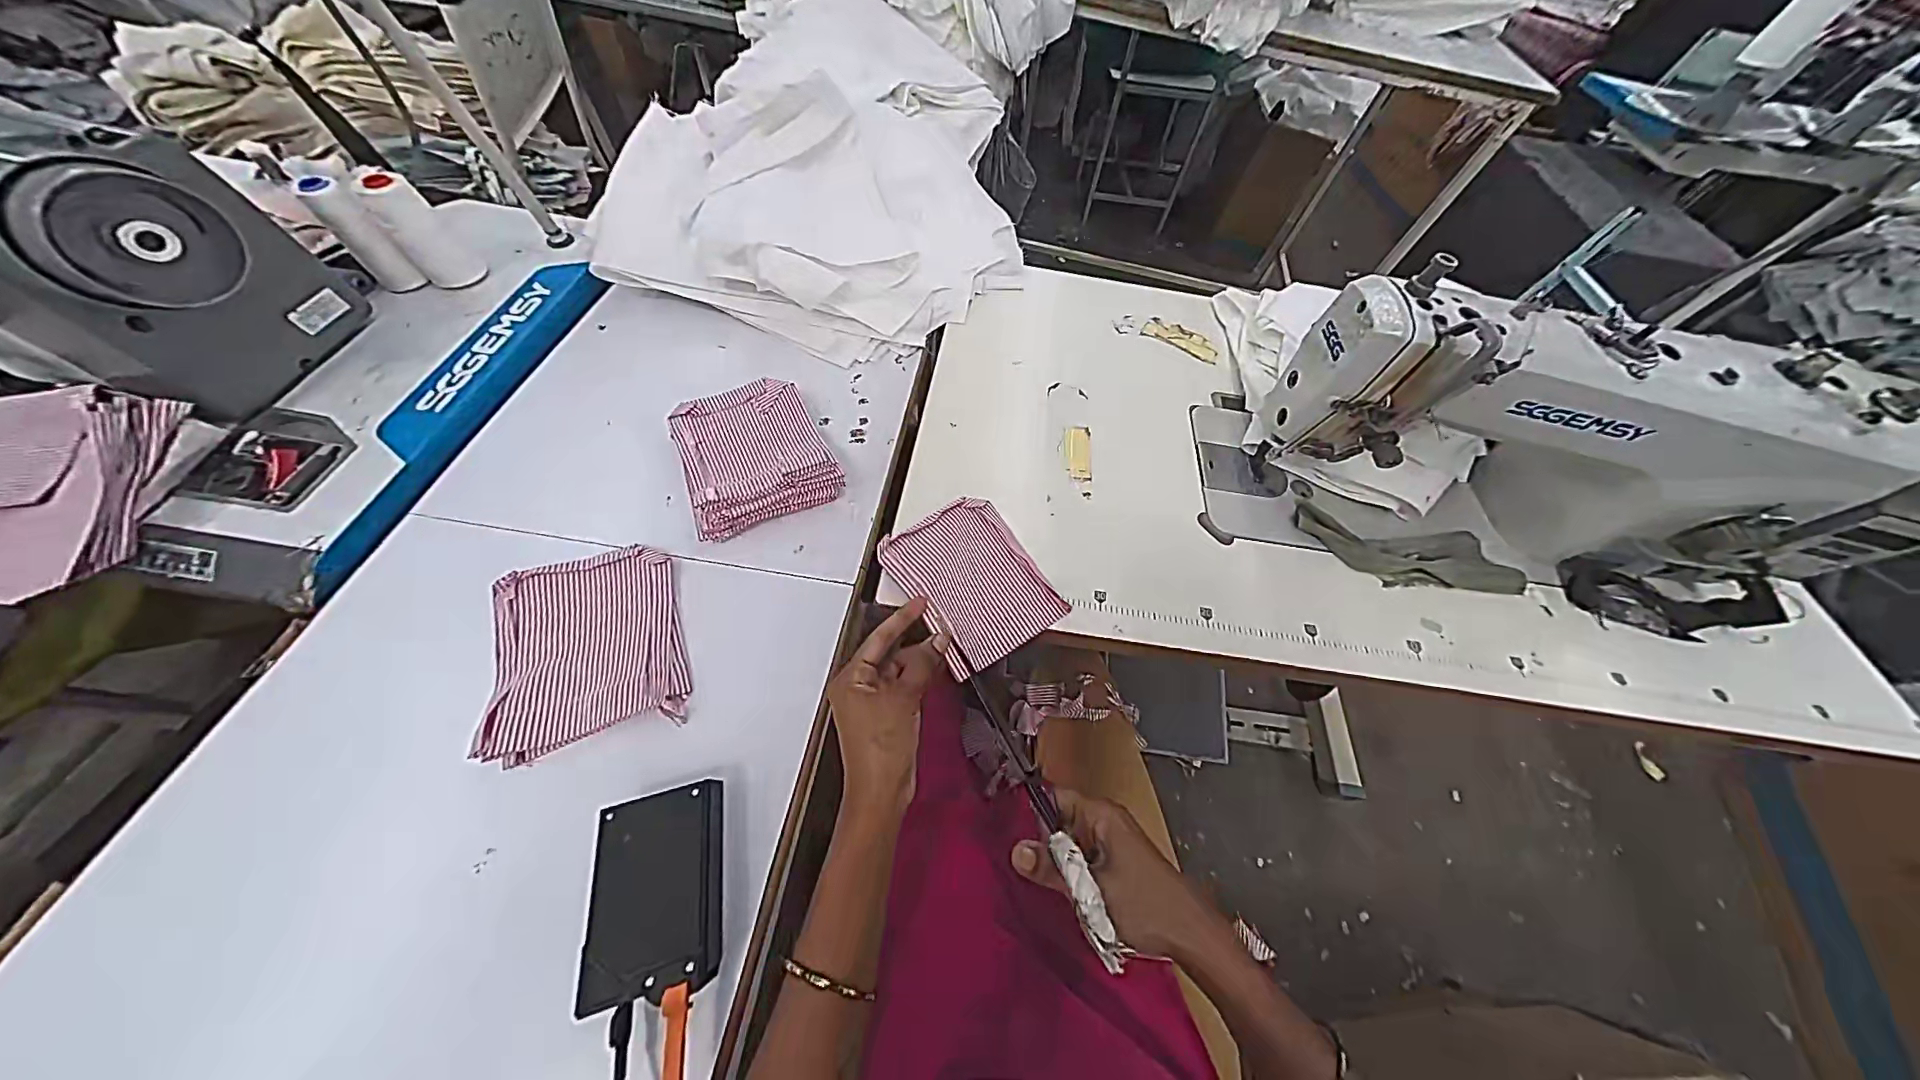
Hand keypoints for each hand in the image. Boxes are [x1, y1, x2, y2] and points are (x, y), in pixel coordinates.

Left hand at [826, 597, 949, 820]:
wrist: (882, 791)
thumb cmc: (879, 752)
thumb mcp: (904, 698)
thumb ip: (922, 665)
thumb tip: (936, 641)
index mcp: (850, 679)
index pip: (878, 639)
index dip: (901, 619)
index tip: (919, 603)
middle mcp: (857, 688)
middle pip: (889, 653)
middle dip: (914, 641)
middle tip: (939, 625)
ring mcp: (872, 702)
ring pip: (899, 670)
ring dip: (920, 660)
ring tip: (943, 647)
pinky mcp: (886, 715)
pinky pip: (904, 686)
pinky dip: (920, 677)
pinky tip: (936, 669)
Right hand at [1010, 789, 1218, 959]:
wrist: (1190, 934)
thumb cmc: (1148, 907)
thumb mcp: (1091, 890)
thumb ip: (1052, 868)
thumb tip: (1017, 850)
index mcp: (1102, 815)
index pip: (1054, 794)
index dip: (1028, 806)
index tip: (1004, 822)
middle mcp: (1106, 821)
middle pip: (1058, 818)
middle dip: (1038, 837)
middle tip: (1016, 857)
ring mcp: (1111, 841)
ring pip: (1068, 841)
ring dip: (1054, 858)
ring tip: (1034, 875)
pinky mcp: (1114, 861)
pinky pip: (1081, 856)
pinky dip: (1069, 870)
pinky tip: (1059, 888)